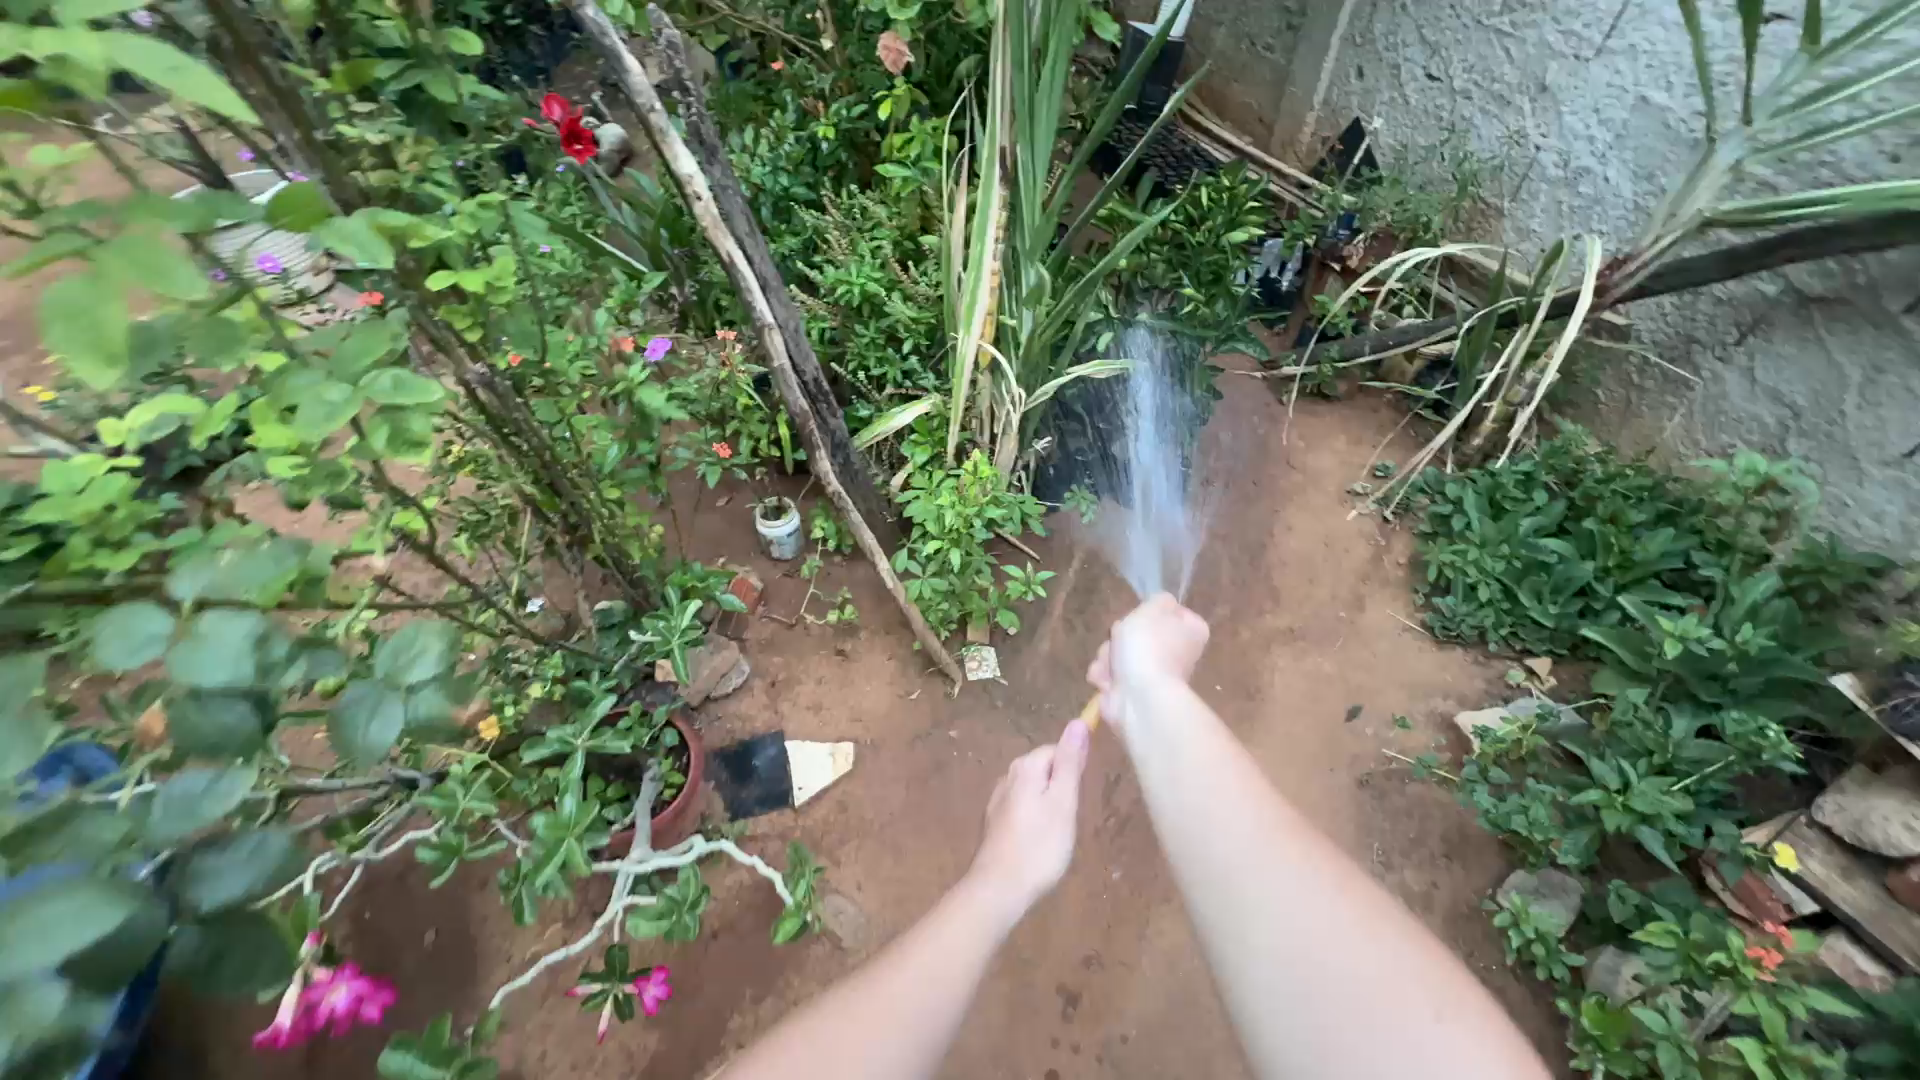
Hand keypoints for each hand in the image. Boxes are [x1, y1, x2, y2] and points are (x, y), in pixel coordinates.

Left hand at [964, 719, 1089, 925]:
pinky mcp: (995, 821)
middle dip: (1061, 789)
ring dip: (1049, 805)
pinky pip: (1023, 808)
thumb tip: (1077, 722)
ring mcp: (998, 799)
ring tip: (1057, 835)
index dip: (1073, 770)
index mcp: (1025, 767)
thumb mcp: (1063, 802)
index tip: (1079, 797)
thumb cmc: (1039, 846)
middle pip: (1044, 769)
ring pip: (1034, 790)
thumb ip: (1070, 763)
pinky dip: (1035, 819)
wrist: (999, 888)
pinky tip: (1039, 843)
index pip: (1057, 750)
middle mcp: (1008, 776)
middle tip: (1069, 820)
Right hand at [1086, 593, 1208, 734]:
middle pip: (1137, 632)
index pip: (1170, 612)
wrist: (1139, 697)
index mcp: (1190, 631)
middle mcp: (1176, 653)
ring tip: (1111, 664)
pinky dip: (1103, 675)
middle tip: (1121, 639)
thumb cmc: (1149, 647)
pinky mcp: (1131, 692)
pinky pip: (1109, 674)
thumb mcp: (1154, 607)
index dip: (1150, 612)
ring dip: (1107, 656)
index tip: (1141, 616)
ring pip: (1119, 652)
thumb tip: (1160, 606)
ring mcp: (1152, 674)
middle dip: (1120, 636)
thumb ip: (1159, 598)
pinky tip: (1105, 679)